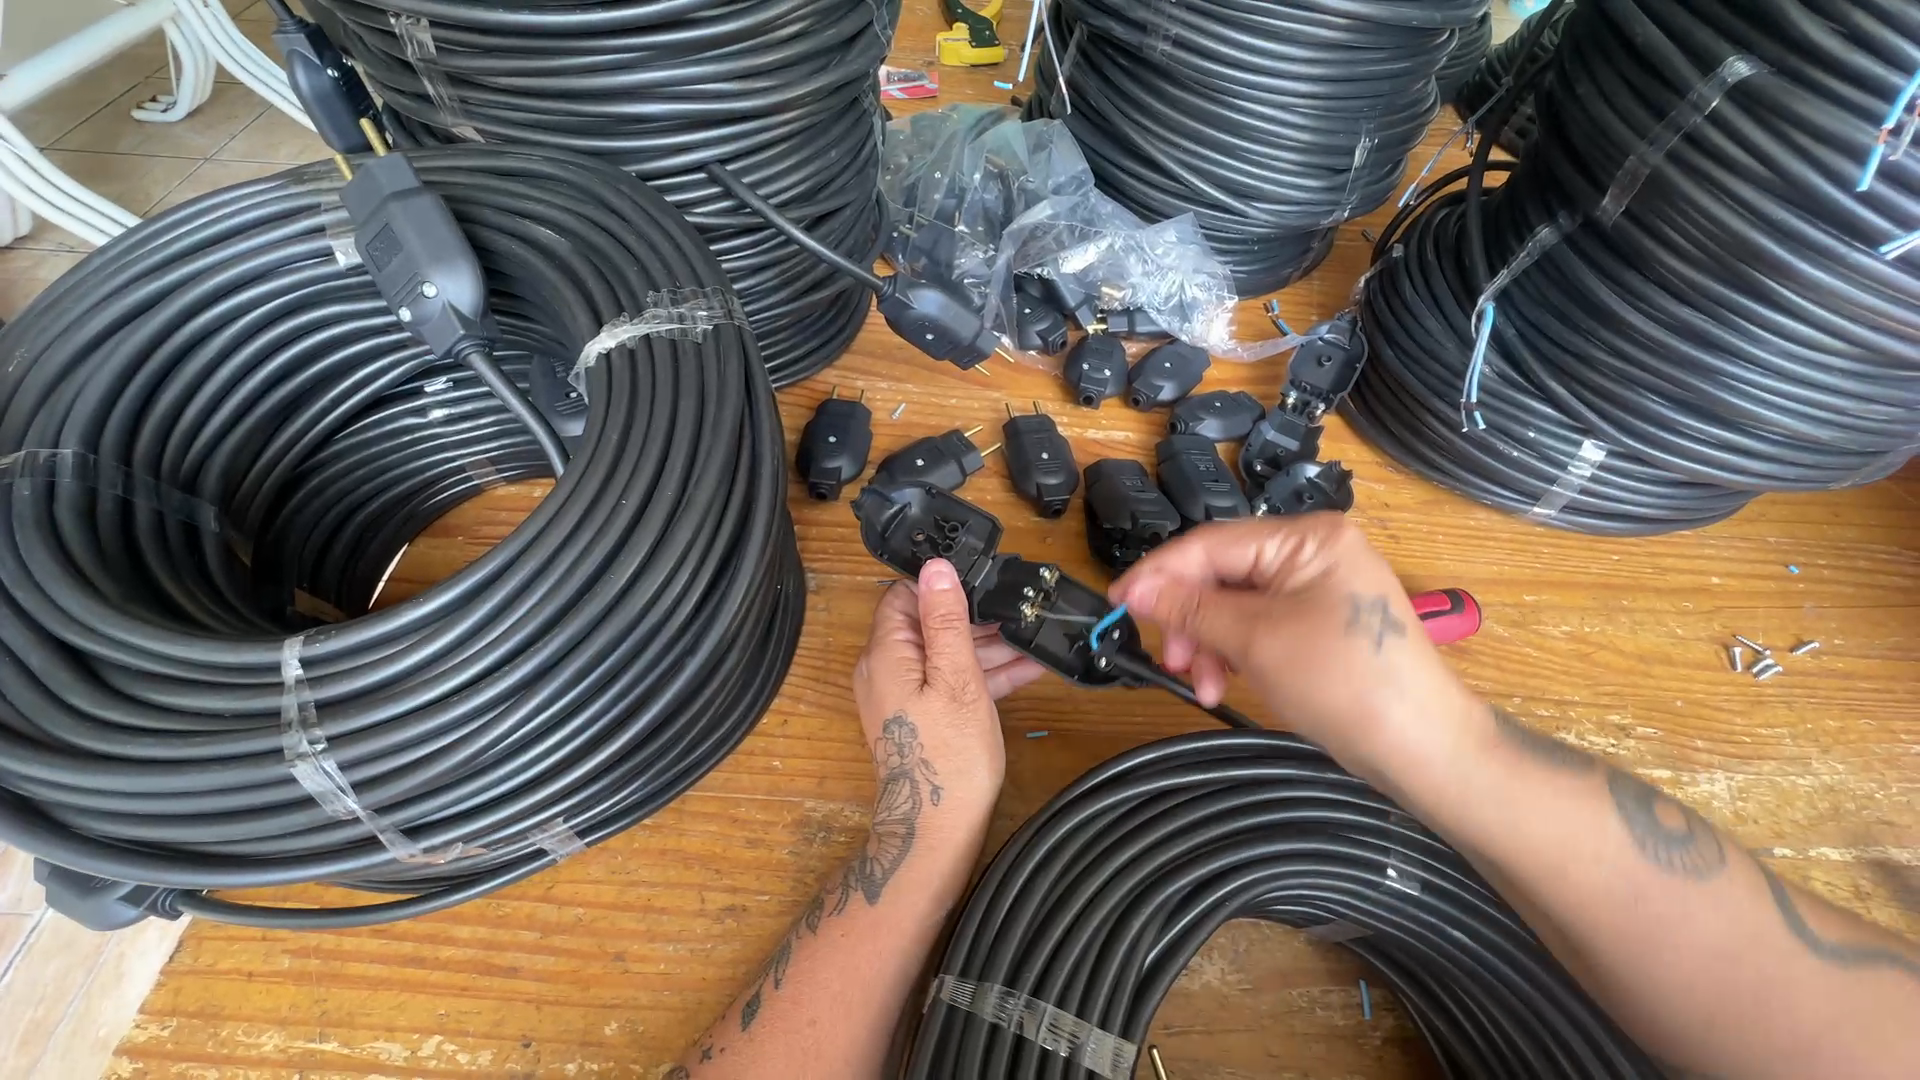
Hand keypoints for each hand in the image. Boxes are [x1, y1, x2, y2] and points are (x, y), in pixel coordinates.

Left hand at [853, 559, 1047, 814]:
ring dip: (987, 647)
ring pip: (944, 654)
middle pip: (928, 624)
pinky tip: (1027, 668)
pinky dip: (982, 675)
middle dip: (974, 617)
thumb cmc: (950, 752)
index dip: (942, 586)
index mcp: (886, 653)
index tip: (983, 584)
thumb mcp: (956, 676)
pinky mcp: (919, 715)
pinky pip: (949, 682)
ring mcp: (902, 694)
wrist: (937, 829)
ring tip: (1034, 637)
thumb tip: (935, 567)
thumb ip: (945, 620)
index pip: (904, 596)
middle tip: (1018, 611)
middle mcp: (885, 669)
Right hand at [1109, 515, 1476, 777]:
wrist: (1423, 750)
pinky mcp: (1312, 624)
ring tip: (1199, 685)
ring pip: (1231, 606)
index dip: (1159, 573)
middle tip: (1167, 658)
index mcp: (1307, 537)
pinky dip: (1230, 654)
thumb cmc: (1343, 682)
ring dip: (1206, 644)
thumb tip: (1134, 589)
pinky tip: (1220, 684)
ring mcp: (1313, 590)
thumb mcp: (1256, 639)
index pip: (1211, 544)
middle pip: (1220, 576)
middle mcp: (1310, 553)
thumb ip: (1190, 608)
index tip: (1117, 601)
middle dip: (1188, 620)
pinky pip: (1253, 627)